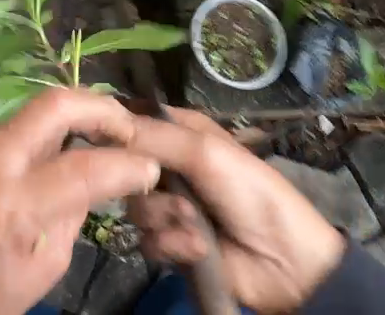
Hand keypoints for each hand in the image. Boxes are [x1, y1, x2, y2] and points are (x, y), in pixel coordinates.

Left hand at [0, 89, 162, 314]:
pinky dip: (42, 132)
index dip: (125, 164)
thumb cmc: (0, 284)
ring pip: (37, 109)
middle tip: (127, 126)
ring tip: (99, 135)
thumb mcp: (53, 257)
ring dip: (73, 118)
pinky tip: (53, 150)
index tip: (149, 166)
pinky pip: (16, 122)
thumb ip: (78, 202)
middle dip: (100, 108)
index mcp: (12, 204)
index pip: (82, 167)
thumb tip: (112, 164)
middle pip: (55, 104)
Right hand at [126, 107, 345, 313]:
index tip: (105, 142)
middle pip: (128, 168)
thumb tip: (100, 124)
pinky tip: (199, 248)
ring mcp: (170, 206)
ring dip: (166, 219)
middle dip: (148, 185)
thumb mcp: (204, 152)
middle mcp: (170, 165)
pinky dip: (173, 245)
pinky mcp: (172, 244)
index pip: (134, 123)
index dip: (118, 132)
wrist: (284, 261)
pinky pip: (147, 241)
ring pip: (136, 207)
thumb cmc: (249, 191)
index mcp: (180, 132)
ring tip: (196, 225)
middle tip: (172, 192)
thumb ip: (154, 136)